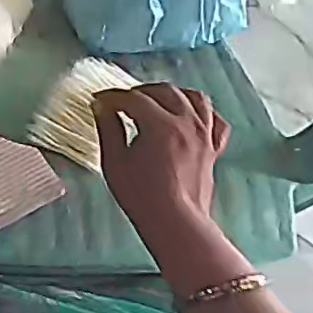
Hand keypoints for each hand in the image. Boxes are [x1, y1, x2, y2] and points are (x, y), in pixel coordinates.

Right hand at [95, 84, 229, 251]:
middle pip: (165, 91)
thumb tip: (101, 107)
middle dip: (139, 91)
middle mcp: (187, 123)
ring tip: (155, 100)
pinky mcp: (213, 147)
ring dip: (171, 93)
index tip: (97, 100)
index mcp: (160, 124)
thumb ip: (108, 128)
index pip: (132, 99)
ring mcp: (204, 134)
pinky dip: (201, 112)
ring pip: (194, 97)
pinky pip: (214, 119)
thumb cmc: (141, 194)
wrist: (175, 221)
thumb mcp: (114, 160)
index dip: (112, 97)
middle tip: (121, 100)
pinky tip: (188, 115)